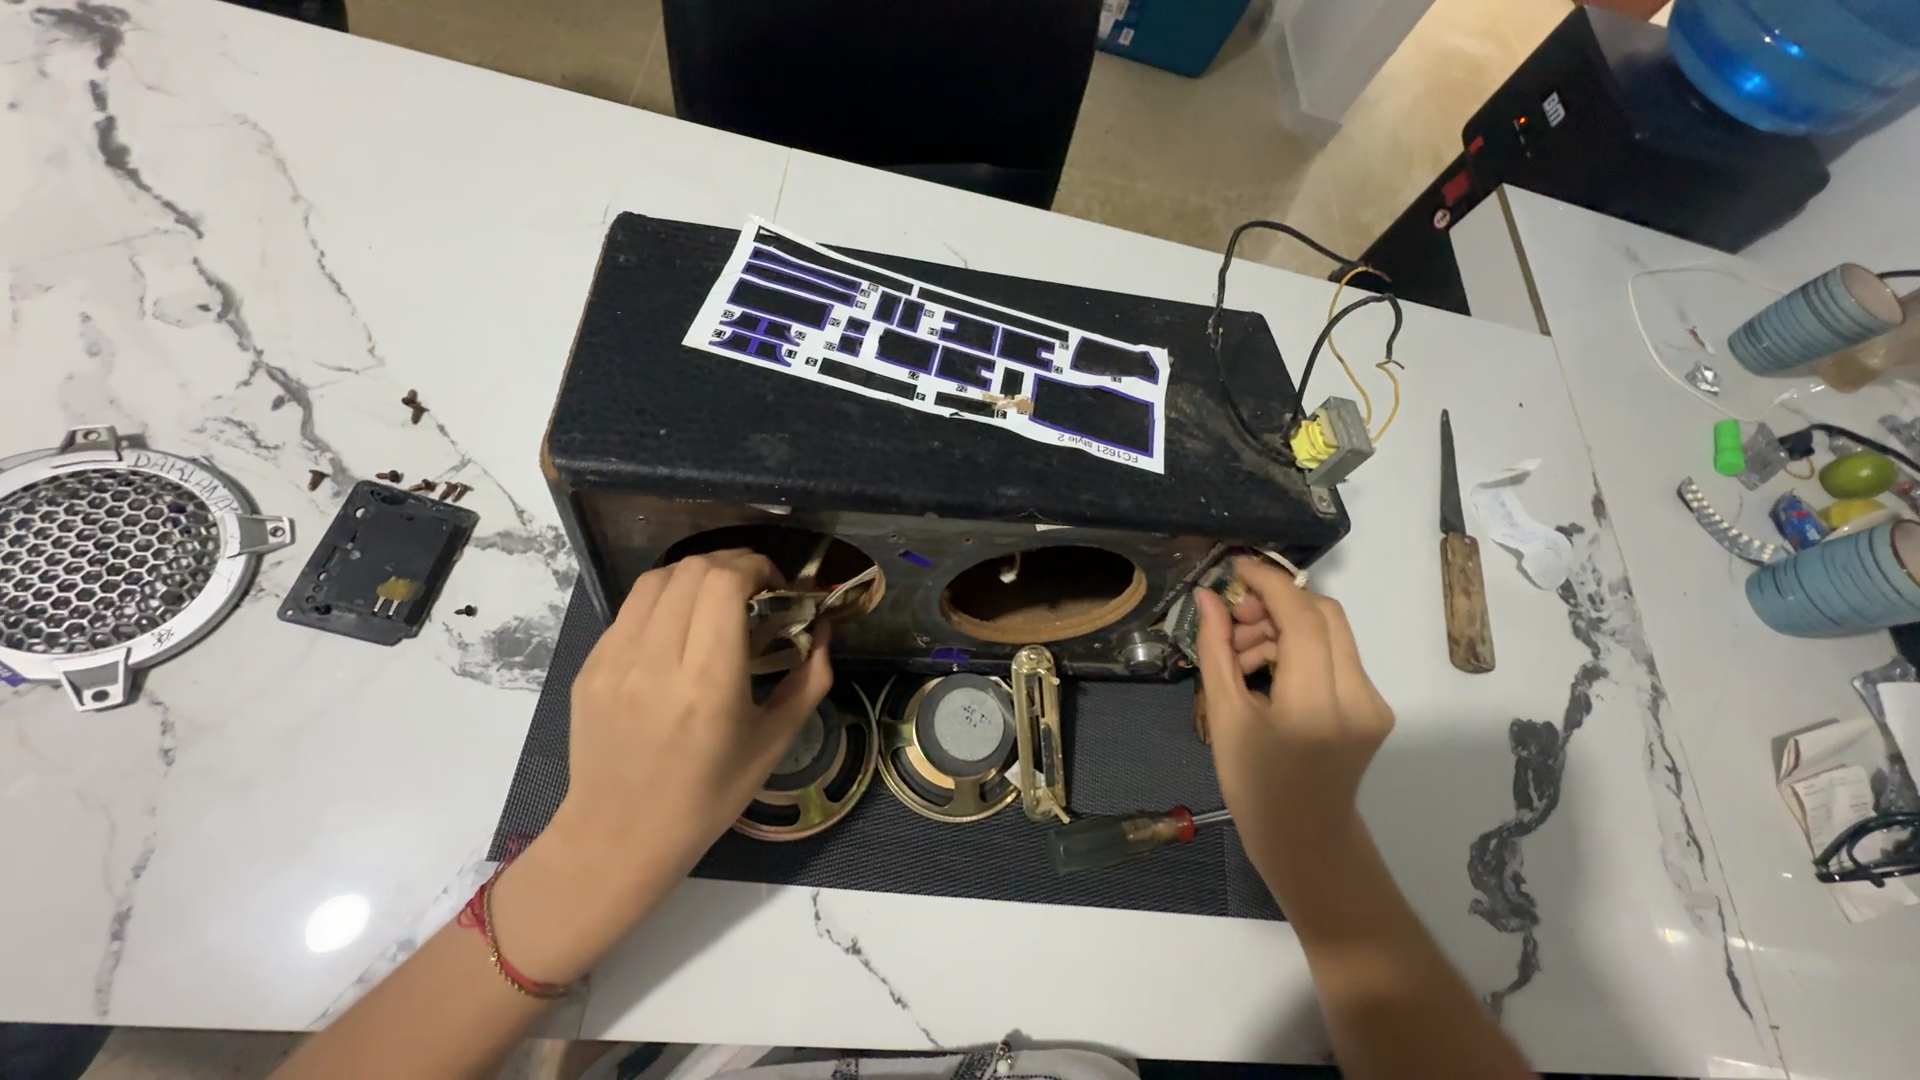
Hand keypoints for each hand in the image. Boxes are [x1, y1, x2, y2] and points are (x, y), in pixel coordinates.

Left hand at [556, 549, 834, 880]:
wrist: (621, 835)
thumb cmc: (709, 795)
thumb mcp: (774, 743)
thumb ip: (809, 680)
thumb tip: (822, 629)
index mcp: (707, 683)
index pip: (722, 583)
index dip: (754, 566)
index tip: (775, 586)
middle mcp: (655, 662)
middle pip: (692, 570)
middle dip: (731, 565)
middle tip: (753, 589)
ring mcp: (614, 661)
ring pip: (656, 579)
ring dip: (695, 575)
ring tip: (716, 598)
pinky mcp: (591, 666)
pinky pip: (631, 610)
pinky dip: (665, 601)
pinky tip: (680, 628)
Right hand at [1194, 557, 1392, 899]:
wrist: (1305, 840)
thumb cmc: (1254, 786)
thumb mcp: (1224, 716)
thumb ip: (1216, 650)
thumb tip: (1208, 598)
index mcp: (1315, 705)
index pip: (1302, 618)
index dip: (1269, 583)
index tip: (1236, 567)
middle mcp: (1357, 697)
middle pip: (1324, 616)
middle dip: (1275, 604)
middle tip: (1232, 621)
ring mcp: (1373, 703)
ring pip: (1330, 633)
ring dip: (1283, 628)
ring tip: (1240, 654)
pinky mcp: (1374, 708)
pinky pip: (1335, 657)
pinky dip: (1298, 650)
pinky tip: (1265, 671)